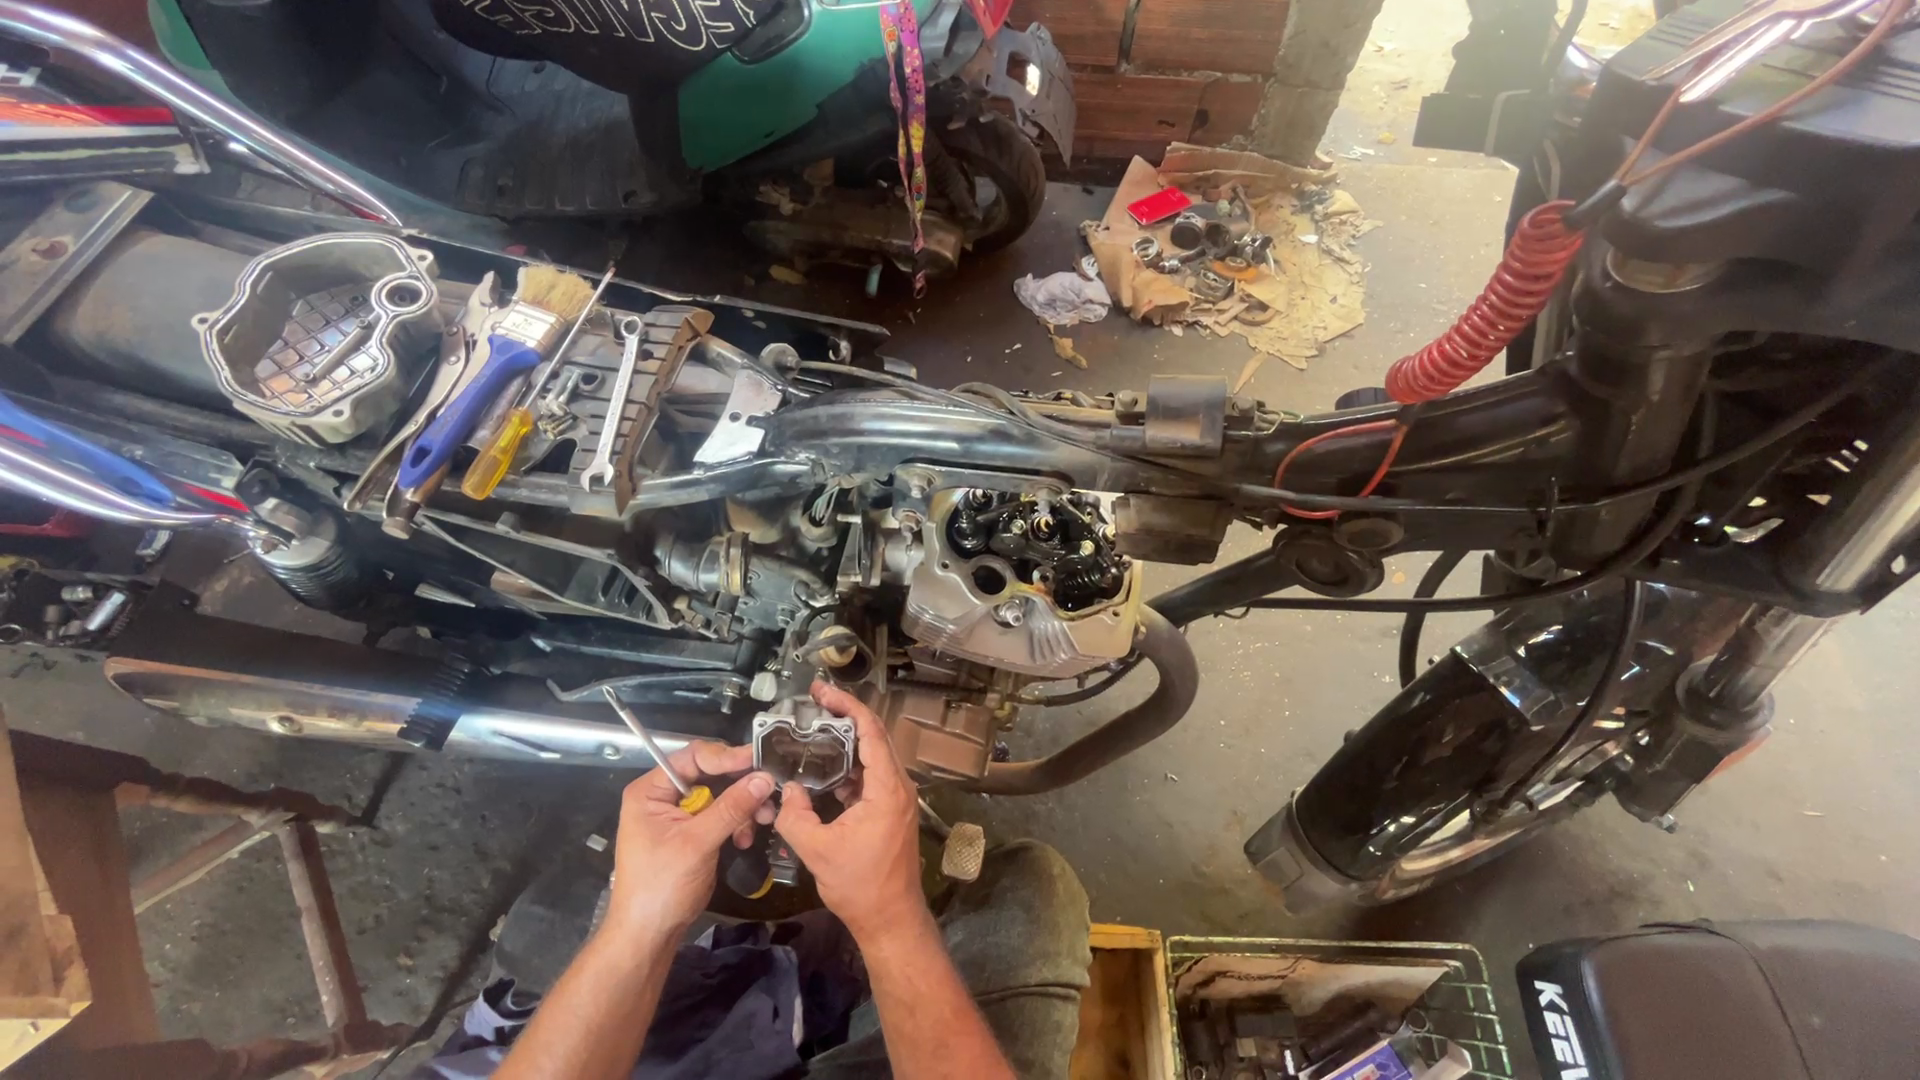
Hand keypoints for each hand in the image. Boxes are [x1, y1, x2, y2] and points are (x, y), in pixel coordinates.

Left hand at [605, 741, 775, 944]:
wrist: (648, 936)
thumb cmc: (660, 886)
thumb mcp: (697, 843)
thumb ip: (731, 808)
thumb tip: (764, 778)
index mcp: (652, 791)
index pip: (693, 757)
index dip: (727, 757)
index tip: (758, 762)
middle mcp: (665, 796)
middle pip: (711, 774)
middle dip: (740, 786)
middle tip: (768, 793)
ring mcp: (680, 815)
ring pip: (722, 794)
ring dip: (743, 807)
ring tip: (760, 822)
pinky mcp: (694, 832)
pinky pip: (723, 814)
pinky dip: (738, 823)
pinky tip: (744, 839)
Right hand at [775, 682, 924, 940]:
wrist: (891, 919)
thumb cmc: (860, 885)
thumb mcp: (817, 850)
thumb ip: (796, 815)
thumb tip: (786, 790)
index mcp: (887, 788)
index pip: (871, 731)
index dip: (847, 705)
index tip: (822, 691)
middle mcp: (898, 786)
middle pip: (874, 737)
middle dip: (845, 717)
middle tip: (815, 704)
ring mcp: (897, 798)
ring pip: (872, 757)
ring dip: (847, 743)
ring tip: (815, 733)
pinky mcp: (891, 811)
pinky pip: (871, 777)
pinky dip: (849, 768)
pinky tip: (825, 772)